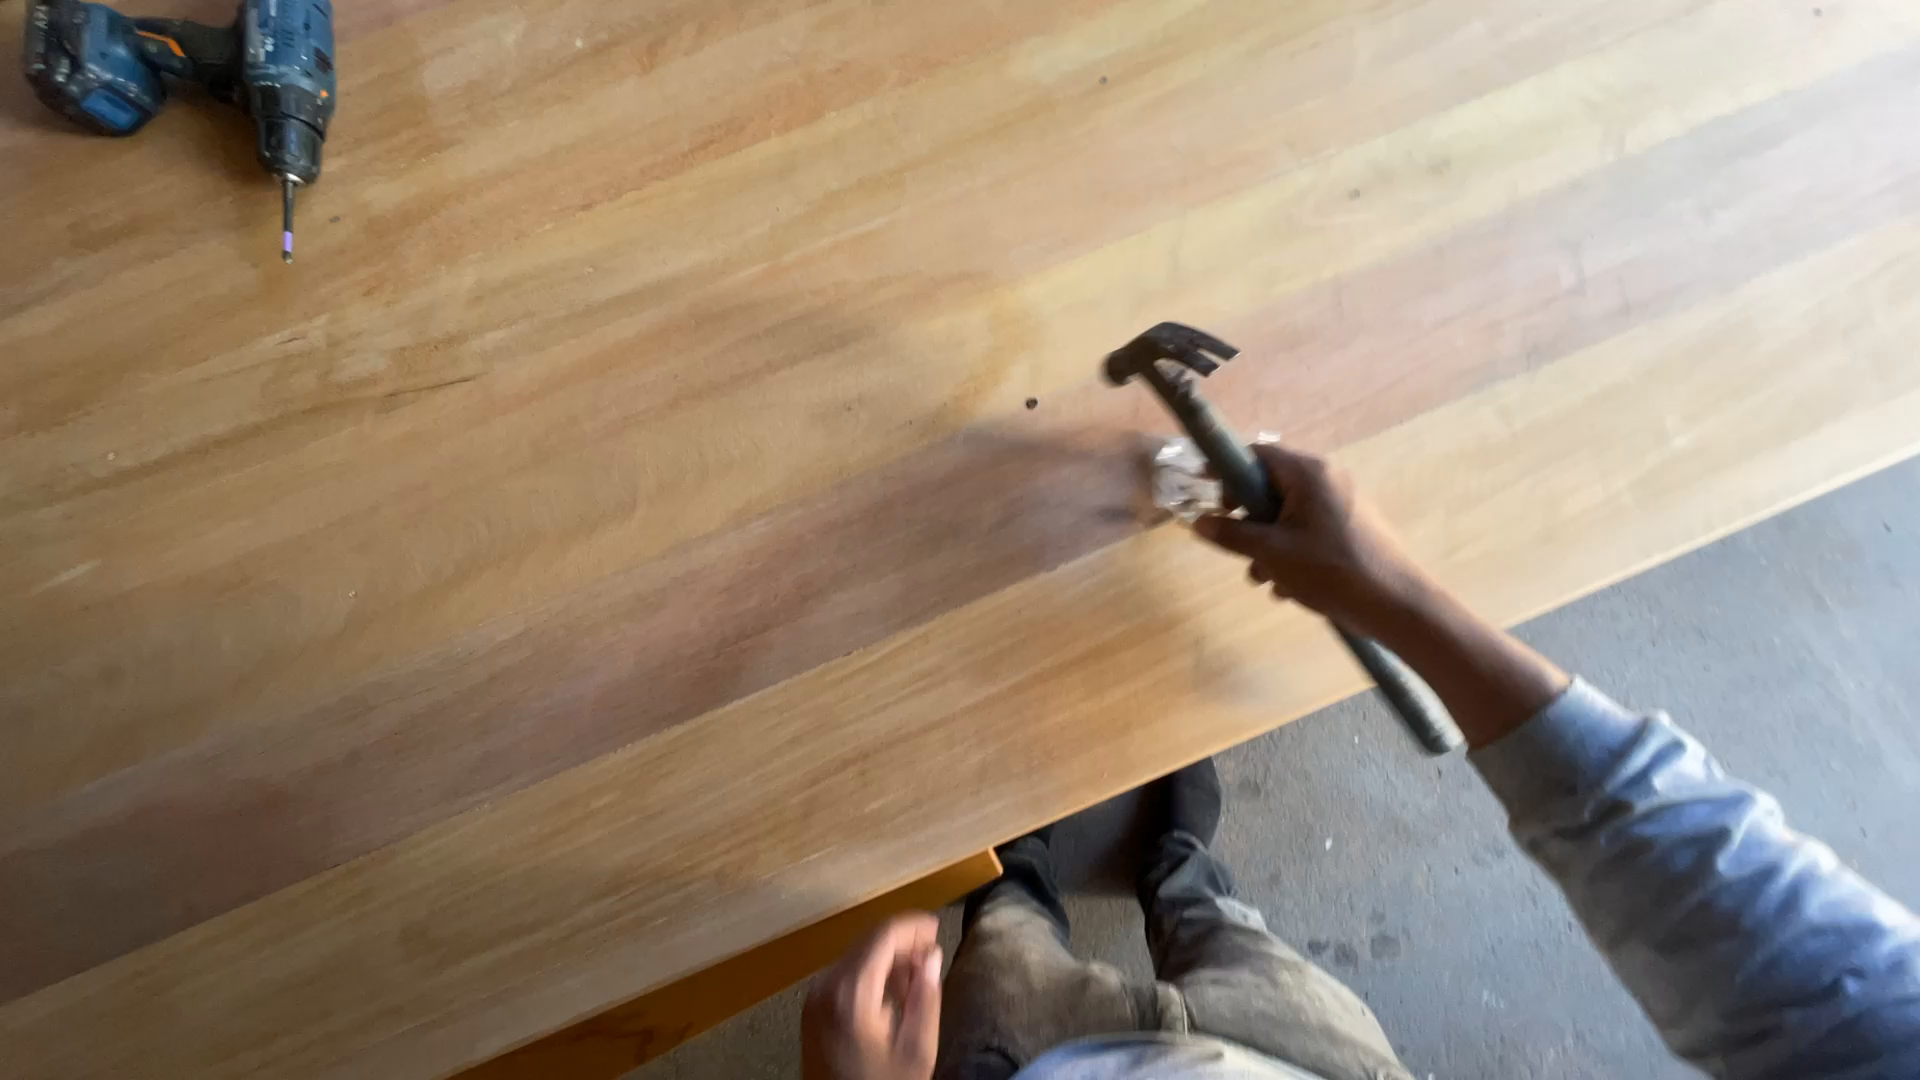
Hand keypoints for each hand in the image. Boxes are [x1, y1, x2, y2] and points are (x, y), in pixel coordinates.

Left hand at [801, 912, 942, 1079]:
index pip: (883, 935)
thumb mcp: (916, 1051)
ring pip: (858, 956)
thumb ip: (926, 996)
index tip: (938, 927)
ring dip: (888, 958)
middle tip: (932, 954)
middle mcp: (826, 985)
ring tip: (917, 978)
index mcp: (850, 990)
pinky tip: (893, 994)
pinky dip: (871, 974)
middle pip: (868, 942)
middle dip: (903, 942)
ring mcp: (815, 998)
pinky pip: (846, 975)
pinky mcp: (813, 1011)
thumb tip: (931, 955)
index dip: (913, 926)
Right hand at [1193, 441, 1434, 632]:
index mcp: (1308, 474)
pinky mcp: (1349, 529)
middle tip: (1237, 545)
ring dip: (1266, 545)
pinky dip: (1290, 553)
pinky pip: (1306, 531)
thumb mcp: (1271, 553)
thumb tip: (1199, 523)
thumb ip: (1231, 535)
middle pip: (1269, 488)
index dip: (1226, 471)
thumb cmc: (1331, 570)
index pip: (1256, 454)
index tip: (1205, 494)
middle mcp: (1326, 481)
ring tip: (1266, 577)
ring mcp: (1341, 505)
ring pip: (1285, 516)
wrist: (1397, 606)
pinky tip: (1290, 585)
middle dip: (1247, 521)